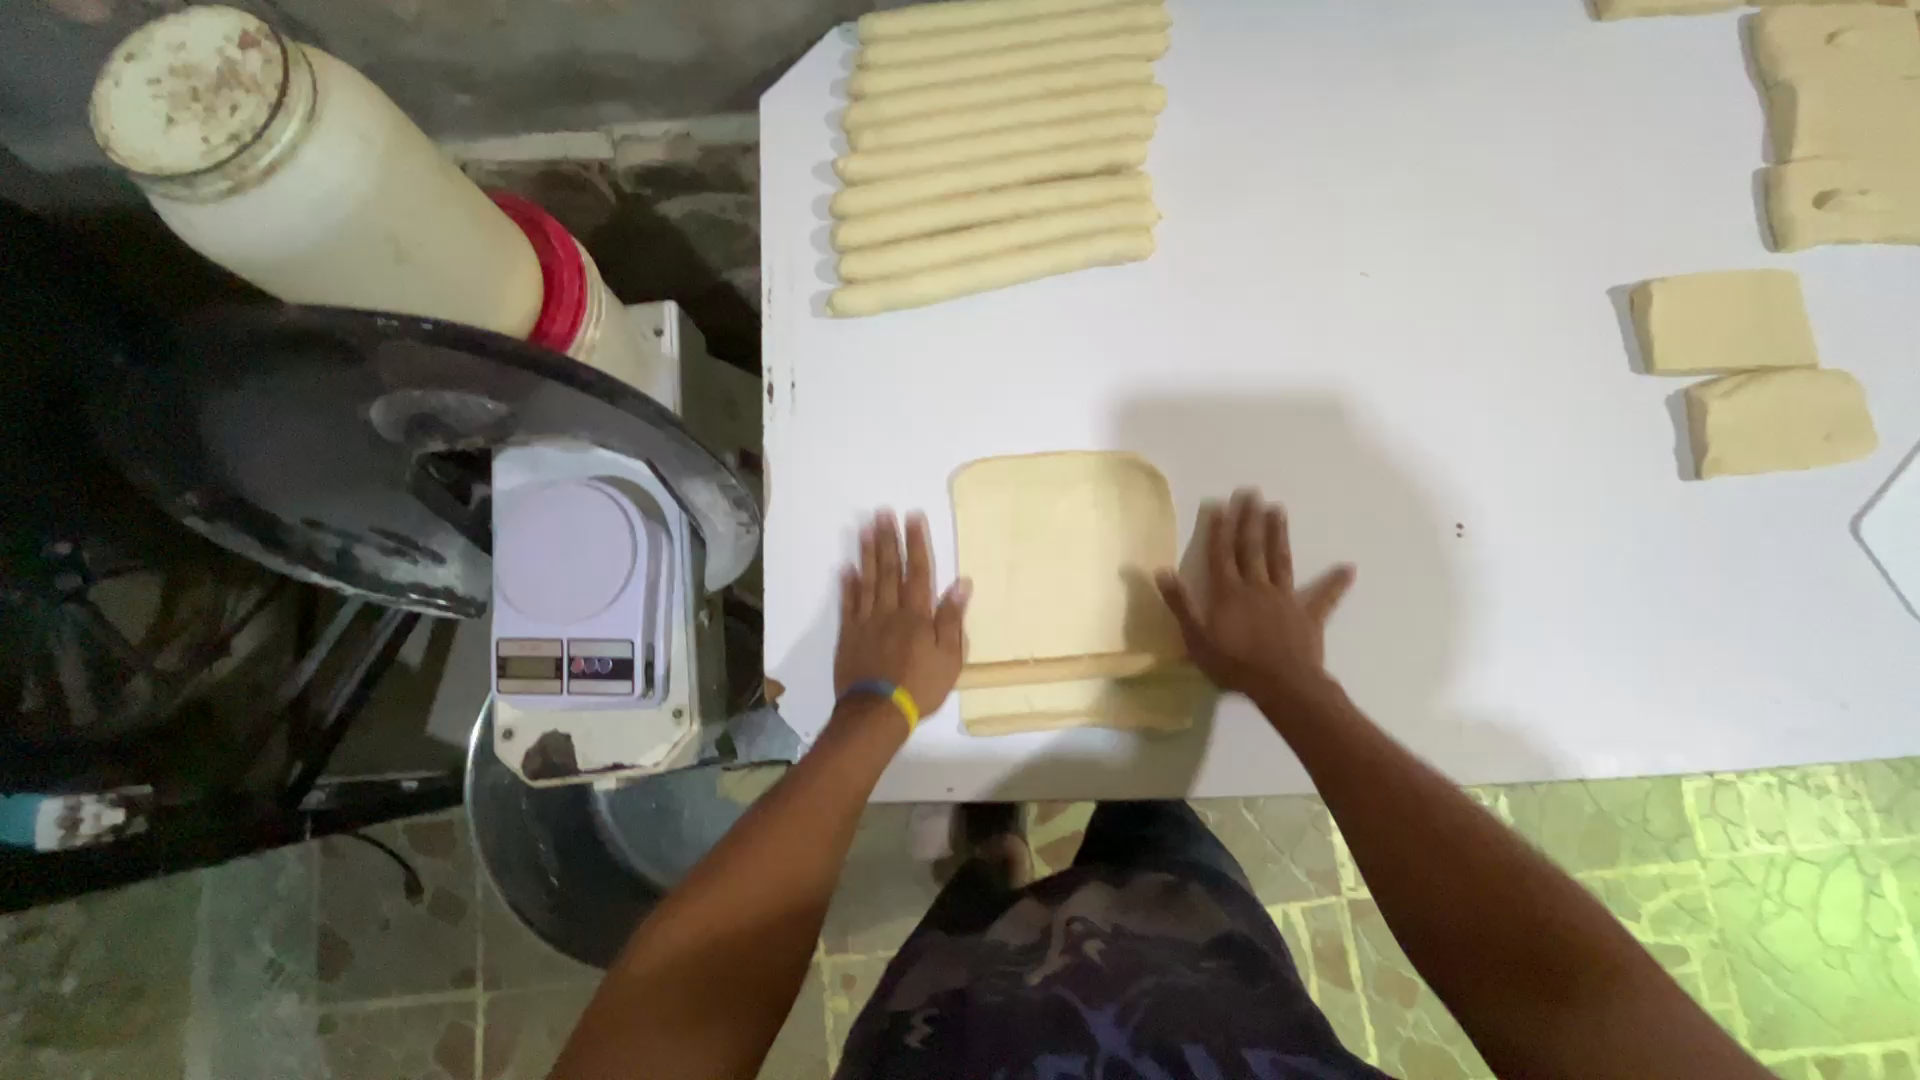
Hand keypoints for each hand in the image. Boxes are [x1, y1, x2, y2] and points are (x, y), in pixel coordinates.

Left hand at [834, 510, 970, 724]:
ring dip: (867, 552)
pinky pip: (848, 604)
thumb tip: (961, 584)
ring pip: (867, 580)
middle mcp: (890, 610)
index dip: (916, 543)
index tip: (913, 517)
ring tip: (864, 528)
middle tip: (883, 512)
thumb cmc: (920, 687)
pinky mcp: (849, 635)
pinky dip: (847, 584)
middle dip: (888, 538)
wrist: (877, 713)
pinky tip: (846, 567)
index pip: (918, 571)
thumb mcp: (949, 658)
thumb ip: (952, 619)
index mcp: (917, 615)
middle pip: (890, 569)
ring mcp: (866, 621)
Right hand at [1155, 489, 1355, 708]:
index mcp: (1228, 593)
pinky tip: (1349, 569)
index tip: (1221, 505)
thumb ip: (1180, 604)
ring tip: (1278, 510)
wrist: (1281, 684)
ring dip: (1278, 534)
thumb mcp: (1196, 638)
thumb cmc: (1233, 664)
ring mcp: (1285, 599)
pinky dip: (1336, 583)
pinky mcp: (1308, 616)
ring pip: (1280, 560)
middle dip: (1249, 520)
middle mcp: (1256, 587)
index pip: (1221, 554)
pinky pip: (1324, 597)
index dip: (1219, 529)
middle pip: (1251, 548)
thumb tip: (1162, 571)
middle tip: (1252, 492)